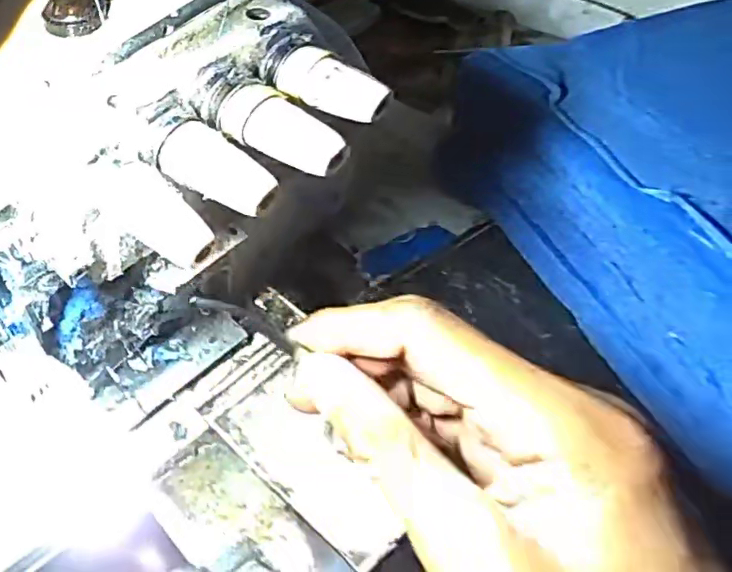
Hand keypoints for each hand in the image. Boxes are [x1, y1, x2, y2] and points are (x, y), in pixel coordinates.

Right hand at [287, 296, 717, 571]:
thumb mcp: (469, 542)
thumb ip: (384, 446)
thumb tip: (316, 371)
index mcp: (567, 423)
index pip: (424, 328)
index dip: (346, 328)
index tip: (294, 347)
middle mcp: (576, 412)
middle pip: (429, 349)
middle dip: (357, 366)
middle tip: (307, 394)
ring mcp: (571, 431)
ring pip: (436, 376)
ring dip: (377, 394)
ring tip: (341, 427)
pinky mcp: (558, 452)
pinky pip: (458, 410)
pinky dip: (408, 420)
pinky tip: (386, 445)